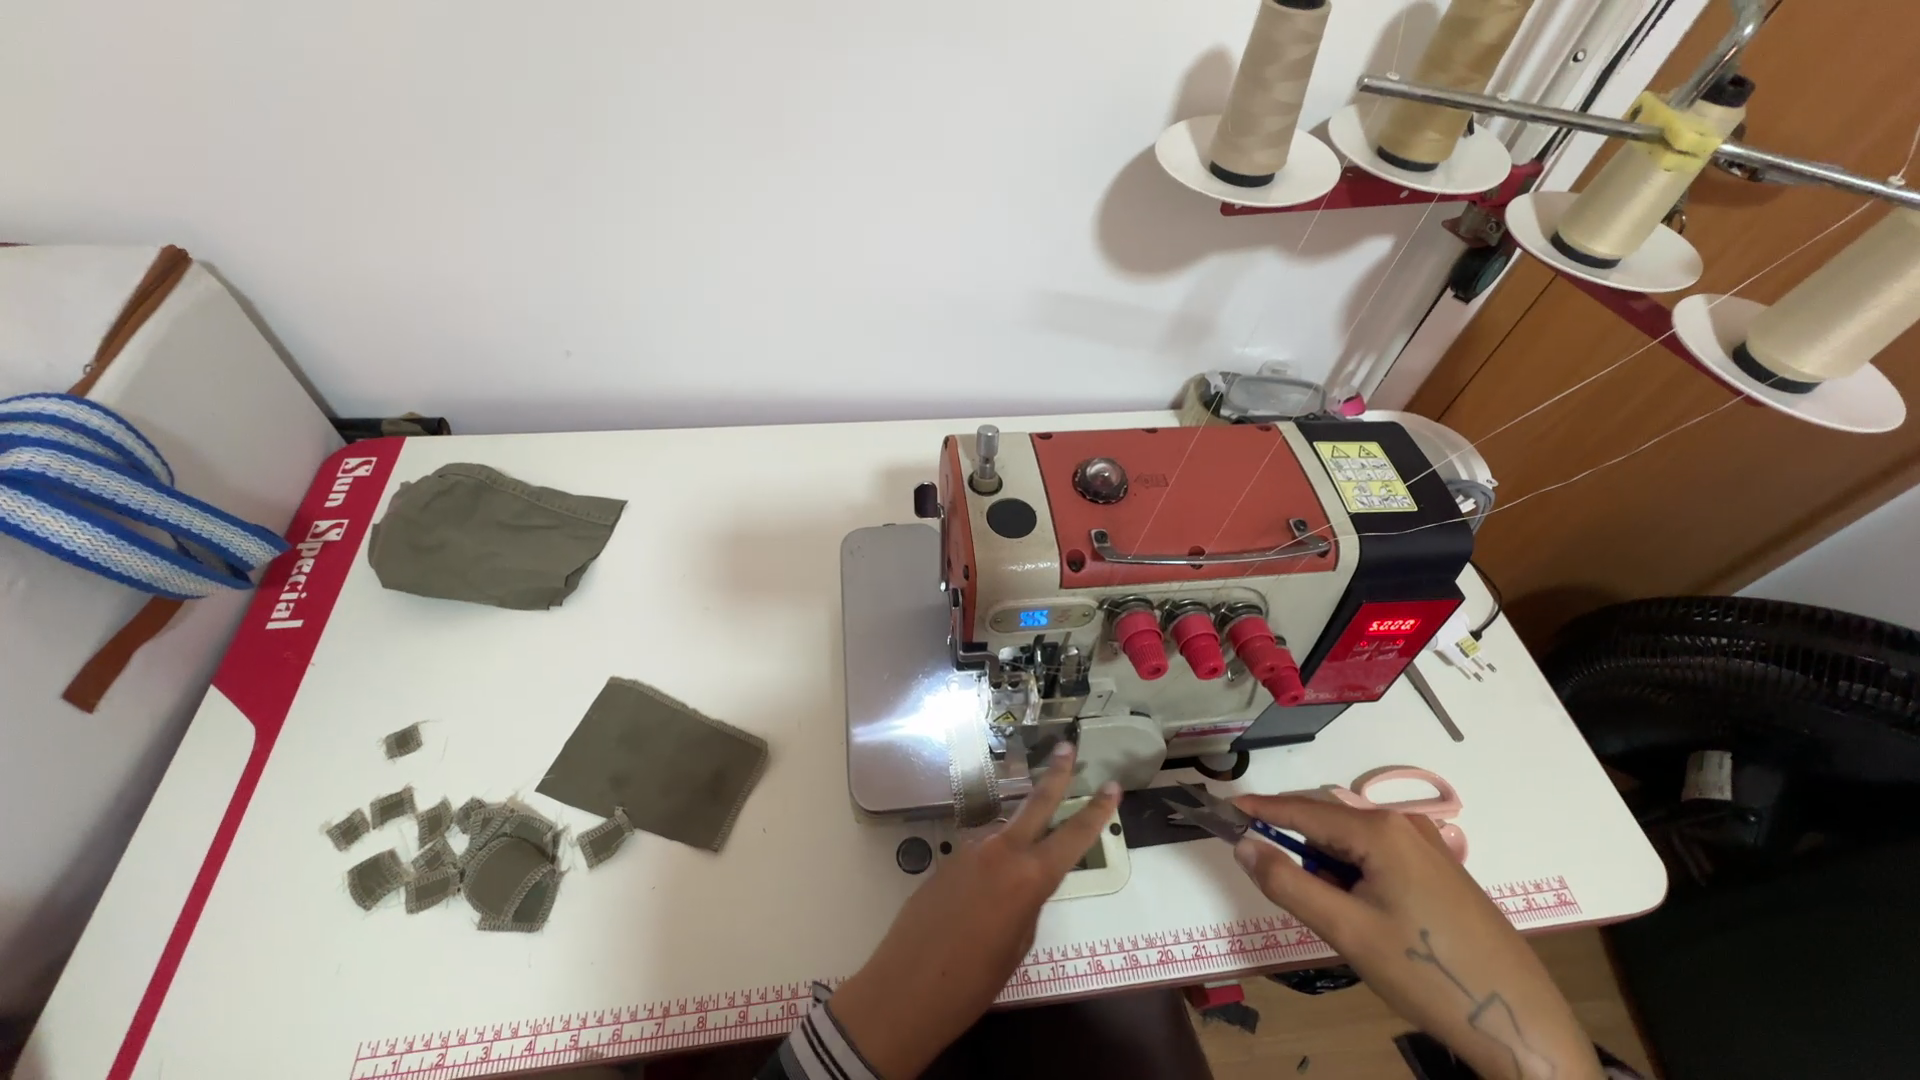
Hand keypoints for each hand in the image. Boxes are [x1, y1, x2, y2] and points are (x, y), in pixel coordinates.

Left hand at [829, 743, 1119, 1078]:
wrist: (905, 988)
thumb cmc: (973, 981)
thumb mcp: (1018, 946)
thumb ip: (1027, 904)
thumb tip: (1022, 883)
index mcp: (1028, 878)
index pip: (1073, 837)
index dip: (1096, 811)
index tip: (1112, 785)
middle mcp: (999, 852)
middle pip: (1035, 804)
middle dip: (1054, 774)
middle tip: (1067, 746)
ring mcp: (968, 852)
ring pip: (1003, 833)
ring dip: (1016, 836)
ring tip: (1019, 869)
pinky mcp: (945, 861)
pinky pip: (978, 854)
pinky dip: (989, 862)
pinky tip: (982, 893)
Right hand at [1232, 795, 1602, 1079]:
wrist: (1519, 1019)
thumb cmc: (1425, 971)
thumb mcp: (1345, 930)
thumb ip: (1287, 882)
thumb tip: (1244, 844)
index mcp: (1380, 831)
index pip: (1303, 809)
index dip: (1261, 809)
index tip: (1225, 808)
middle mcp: (1404, 825)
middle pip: (1328, 820)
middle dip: (1293, 839)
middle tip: (1265, 868)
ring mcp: (1428, 846)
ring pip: (1354, 840)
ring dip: (1325, 861)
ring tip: (1323, 907)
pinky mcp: (1440, 870)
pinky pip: (1379, 855)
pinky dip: (1352, 870)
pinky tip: (1356, 907)